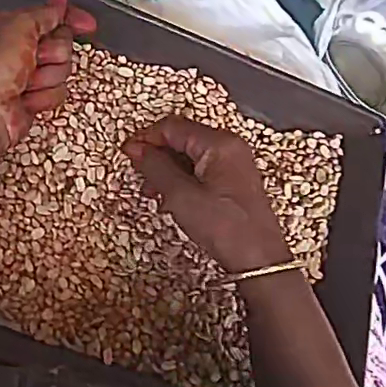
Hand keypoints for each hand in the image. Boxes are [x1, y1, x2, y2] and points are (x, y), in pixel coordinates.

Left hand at [0, 0, 98, 155]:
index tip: (86, 23)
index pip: (50, 18)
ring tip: (27, 81)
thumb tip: (59, 4)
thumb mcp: (20, 26)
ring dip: (48, 76)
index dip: (69, 19)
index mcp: (13, 28)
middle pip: (62, 45)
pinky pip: (58, 93)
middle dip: (54, 52)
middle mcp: (20, 52)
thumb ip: (45, 13)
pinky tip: (27, 98)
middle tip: (37, 57)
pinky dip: (44, 96)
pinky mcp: (35, 99)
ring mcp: (28, 77)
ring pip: (63, 70)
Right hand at [122, 116, 291, 273]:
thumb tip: (136, 148)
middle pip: (182, 138)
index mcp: (219, 143)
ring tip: (153, 193)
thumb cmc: (224, 227)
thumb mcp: (181, 196)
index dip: (145, 138)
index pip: (172, 126)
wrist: (258, 260)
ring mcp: (234, 163)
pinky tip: (172, 199)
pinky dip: (182, 179)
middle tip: (138, 176)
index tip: (127, 155)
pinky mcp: (234, 181)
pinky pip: (201, 169)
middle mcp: (229, 146)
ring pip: (190, 155)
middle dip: (156, 155)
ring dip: (167, 169)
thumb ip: (155, 167)